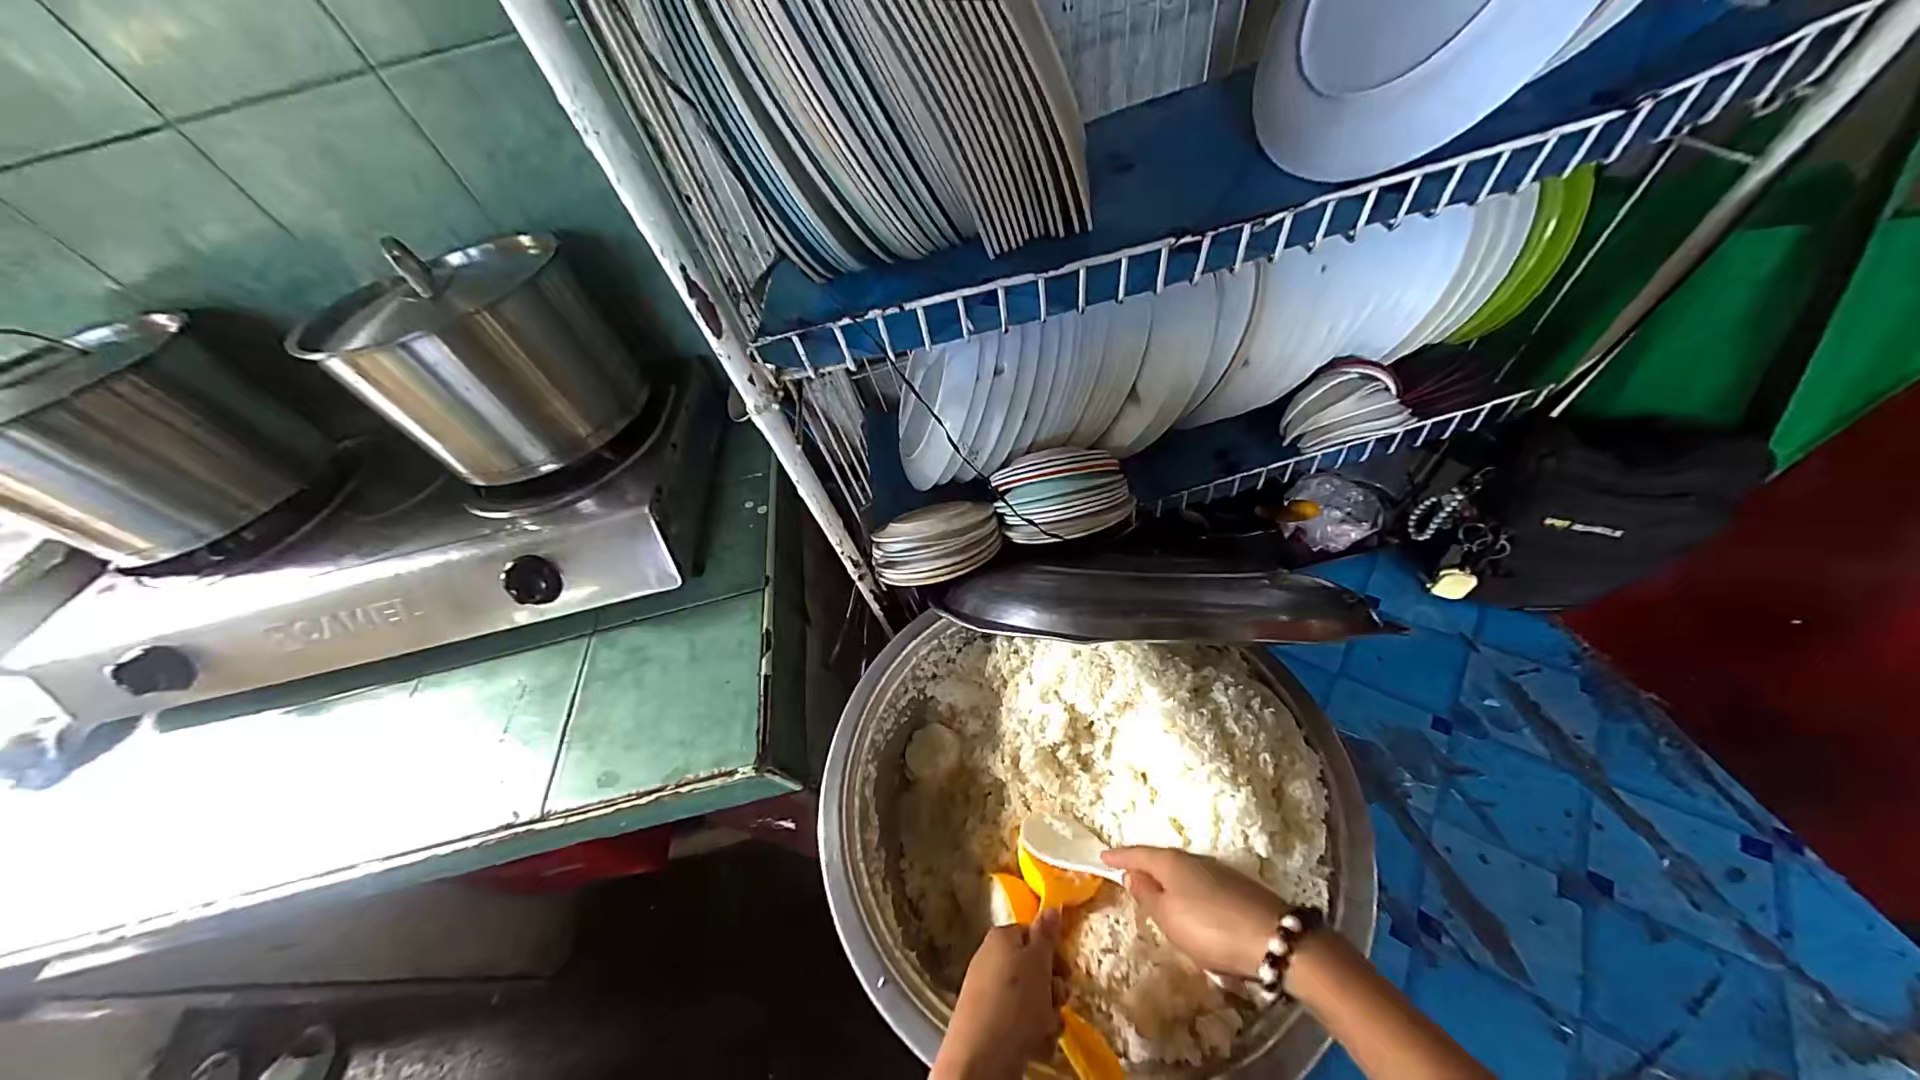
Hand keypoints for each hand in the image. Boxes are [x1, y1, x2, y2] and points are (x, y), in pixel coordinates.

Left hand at [932, 909, 1063, 1079]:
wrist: (982, 1057)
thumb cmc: (1014, 1001)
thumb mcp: (1037, 961)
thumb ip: (1046, 934)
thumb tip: (1052, 906)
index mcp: (1001, 938)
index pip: (1034, 935)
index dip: (1053, 953)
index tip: (1064, 971)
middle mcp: (993, 961)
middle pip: (1035, 969)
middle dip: (1053, 989)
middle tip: (1056, 1000)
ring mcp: (990, 994)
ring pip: (1033, 1000)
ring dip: (1047, 1016)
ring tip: (1044, 1028)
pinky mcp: (991, 1024)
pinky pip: (1021, 1023)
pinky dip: (1033, 1035)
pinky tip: (1035, 1045)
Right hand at [1101, 847, 1286, 979]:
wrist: (1273, 939)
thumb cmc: (1209, 927)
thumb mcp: (1168, 917)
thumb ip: (1147, 894)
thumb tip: (1132, 873)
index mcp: (1172, 862)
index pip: (1138, 853)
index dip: (1119, 856)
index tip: (1102, 856)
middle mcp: (1195, 859)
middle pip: (1162, 860)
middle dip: (1146, 867)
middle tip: (1129, 876)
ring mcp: (1219, 872)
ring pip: (1184, 874)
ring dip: (1169, 883)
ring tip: (1159, 897)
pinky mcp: (1237, 889)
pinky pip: (1201, 887)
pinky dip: (1188, 894)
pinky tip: (1192, 910)